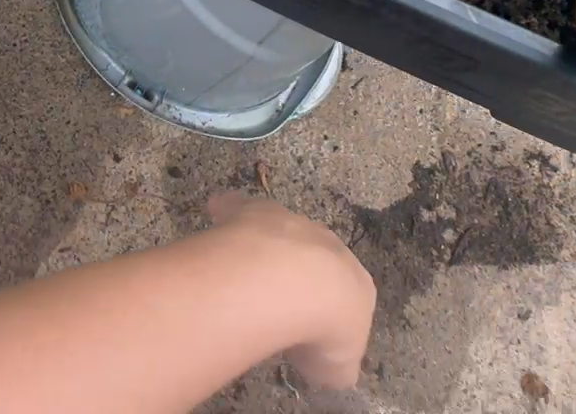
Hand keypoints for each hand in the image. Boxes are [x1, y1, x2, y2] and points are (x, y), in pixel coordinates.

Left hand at [207, 192, 376, 389]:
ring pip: (278, 229)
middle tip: (274, 300)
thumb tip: (320, 366)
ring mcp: (291, 221)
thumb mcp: (335, 369)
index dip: (327, 313)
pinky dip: (229, 211)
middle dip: (296, 275)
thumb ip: (331, 365)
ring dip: (264, 247)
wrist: (292, 282)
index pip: (347, 296)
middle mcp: (329, 244)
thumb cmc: (322, 330)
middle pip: (314, 257)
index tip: (308, 329)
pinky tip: (217, 219)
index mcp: (358, 283)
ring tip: (244, 271)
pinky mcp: (255, 208)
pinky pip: (240, 207)